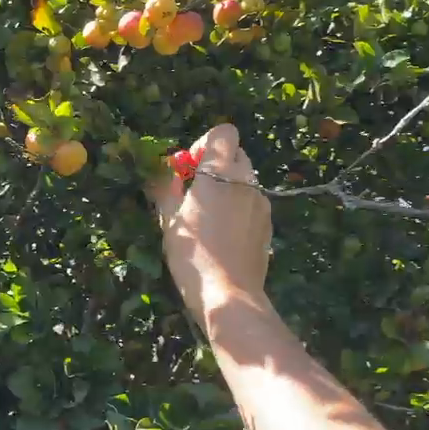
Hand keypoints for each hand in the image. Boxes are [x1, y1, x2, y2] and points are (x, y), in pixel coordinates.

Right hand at [148, 125, 272, 325]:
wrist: (229, 295)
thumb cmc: (192, 256)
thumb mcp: (169, 222)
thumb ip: (164, 190)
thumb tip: (161, 172)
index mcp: (219, 174)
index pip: (224, 133)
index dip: (205, 143)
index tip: (188, 167)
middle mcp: (245, 181)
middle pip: (236, 154)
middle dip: (216, 164)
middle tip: (194, 190)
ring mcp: (261, 202)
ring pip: (245, 180)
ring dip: (227, 187)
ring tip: (208, 216)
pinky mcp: (267, 223)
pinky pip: (252, 202)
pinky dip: (239, 207)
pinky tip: (224, 234)